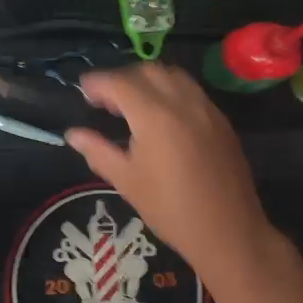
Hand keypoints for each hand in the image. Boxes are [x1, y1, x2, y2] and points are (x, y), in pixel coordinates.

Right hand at [65, 63, 275, 273]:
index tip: (83, 91)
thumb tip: (73, 134)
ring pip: (172, 75)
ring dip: (148, 80)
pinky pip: (191, 90)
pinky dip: (170, 90)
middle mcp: (182, 103)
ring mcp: (205, 109)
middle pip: (147, 71)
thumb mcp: (126, 181)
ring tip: (133, 104)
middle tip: (106, 101)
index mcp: (154, 117)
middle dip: (122, 78)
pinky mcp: (220, 120)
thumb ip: (97, 151)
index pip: (119, 83)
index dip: (97, 83)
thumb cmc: (170, 210)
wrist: (229, 232)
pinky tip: (161, 116)